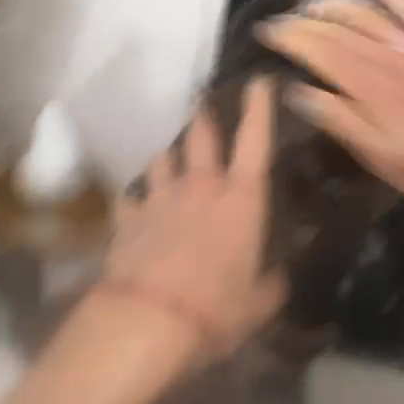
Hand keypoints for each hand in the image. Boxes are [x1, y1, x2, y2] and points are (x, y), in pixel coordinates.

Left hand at [100, 78, 286, 358]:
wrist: (148, 322)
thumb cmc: (216, 309)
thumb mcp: (259, 303)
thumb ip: (271, 282)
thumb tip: (277, 274)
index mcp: (241, 198)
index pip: (255, 139)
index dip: (259, 106)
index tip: (259, 81)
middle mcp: (200, 186)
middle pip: (200, 134)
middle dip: (203, 116)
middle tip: (202, 104)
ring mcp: (159, 198)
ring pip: (161, 159)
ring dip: (168, 159)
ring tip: (169, 164)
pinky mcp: (127, 218)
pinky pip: (131, 199)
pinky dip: (136, 201)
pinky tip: (136, 211)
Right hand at [256, 0, 403, 216]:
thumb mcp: (377, 155)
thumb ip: (339, 119)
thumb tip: (298, 91)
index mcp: (368, 86)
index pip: (320, 51)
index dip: (291, 37)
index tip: (267, 30)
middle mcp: (390, 58)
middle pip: (342, 30)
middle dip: (308, 19)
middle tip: (284, 16)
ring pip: (373, 16)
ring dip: (342, 4)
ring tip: (318, 0)